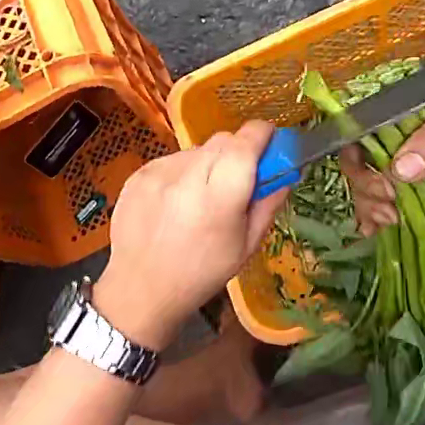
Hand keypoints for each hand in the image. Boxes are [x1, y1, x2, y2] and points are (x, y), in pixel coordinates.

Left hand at [94, 121, 288, 348]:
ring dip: (208, 163)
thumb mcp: (245, 247)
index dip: (262, 134)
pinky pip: (172, 160)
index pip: (245, 143)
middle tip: (239, 177)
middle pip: (222, 141)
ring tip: (202, 197)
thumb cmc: (200, 275)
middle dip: (237, 151)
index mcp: (219, 199)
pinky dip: (182, 172)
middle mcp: (187, 177)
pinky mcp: (138, 174)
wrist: (140, 289)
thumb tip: (286, 172)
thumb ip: (268, 204)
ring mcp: (158, 173)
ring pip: (196, 149)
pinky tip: (177, 202)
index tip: (269, 139)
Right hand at [343, 93, 424, 235]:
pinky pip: (384, 206)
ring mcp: (405, 170)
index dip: (358, 149)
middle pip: (360, 161)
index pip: (363, 127)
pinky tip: (375, 230)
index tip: (371, 170)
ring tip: (390, 218)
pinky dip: (375, 219)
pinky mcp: (414, 196)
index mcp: (405, 113)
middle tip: (387, 199)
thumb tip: (399, 170)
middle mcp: (397, 139)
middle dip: (366, 183)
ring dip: (370, 204)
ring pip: (368, 186)